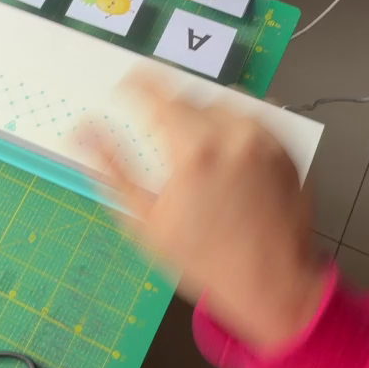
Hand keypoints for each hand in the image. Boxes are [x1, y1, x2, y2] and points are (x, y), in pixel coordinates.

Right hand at [79, 71, 324, 353]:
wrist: (273, 282)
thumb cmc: (203, 258)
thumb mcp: (145, 220)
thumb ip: (111, 167)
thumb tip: (81, 130)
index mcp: (194, 149)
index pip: (157, 92)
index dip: (136, 85)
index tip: (126, 87)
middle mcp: (233, 133)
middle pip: (189, 96)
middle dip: (170, 110)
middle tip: (162, 139)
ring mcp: (265, 137)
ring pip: (222, 102)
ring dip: (203, 115)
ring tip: (197, 151)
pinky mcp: (286, 145)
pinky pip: (253, 116)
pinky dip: (234, 125)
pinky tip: (227, 156)